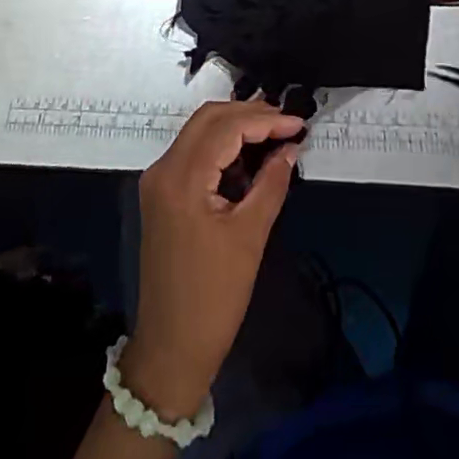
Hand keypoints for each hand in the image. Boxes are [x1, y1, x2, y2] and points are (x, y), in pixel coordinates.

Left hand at [126, 100, 302, 419]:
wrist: (173, 344)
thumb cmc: (215, 294)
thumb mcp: (250, 235)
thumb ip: (271, 183)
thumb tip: (289, 148)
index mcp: (181, 178)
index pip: (226, 127)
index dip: (265, 120)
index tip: (299, 124)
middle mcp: (163, 169)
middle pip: (208, 119)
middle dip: (250, 114)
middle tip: (288, 123)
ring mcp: (159, 181)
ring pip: (199, 132)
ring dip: (236, 126)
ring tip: (276, 133)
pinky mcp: (162, 194)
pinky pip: (194, 153)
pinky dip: (223, 147)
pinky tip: (251, 156)